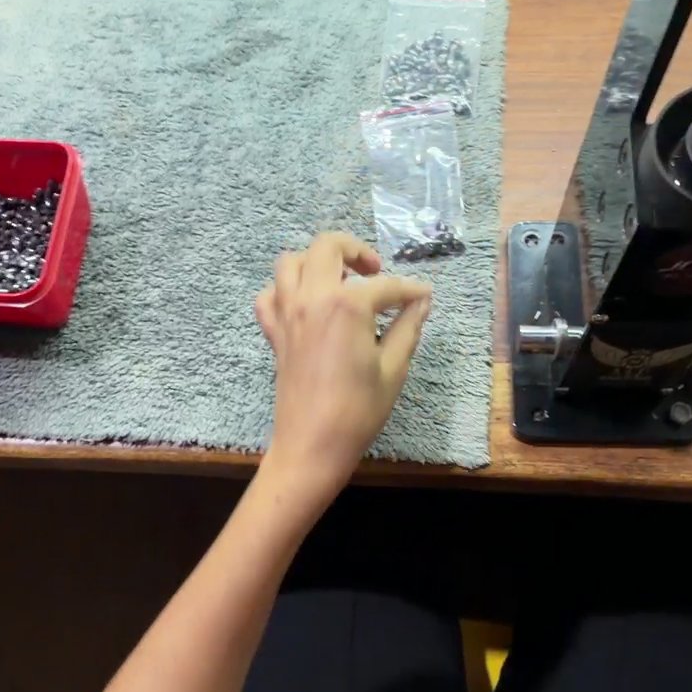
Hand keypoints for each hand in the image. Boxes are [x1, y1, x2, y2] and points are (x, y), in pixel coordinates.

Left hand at [255, 232, 432, 507]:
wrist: (312, 445)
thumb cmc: (358, 411)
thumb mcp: (393, 369)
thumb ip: (407, 328)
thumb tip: (421, 302)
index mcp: (347, 305)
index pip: (385, 285)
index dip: (409, 290)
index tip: (423, 296)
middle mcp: (312, 299)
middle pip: (327, 246)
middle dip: (356, 251)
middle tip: (375, 272)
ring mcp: (287, 314)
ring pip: (290, 262)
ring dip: (315, 262)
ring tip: (337, 281)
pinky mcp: (274, 334)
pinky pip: (268, 297)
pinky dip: (283, 291)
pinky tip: (304, 304)